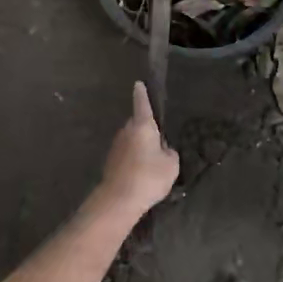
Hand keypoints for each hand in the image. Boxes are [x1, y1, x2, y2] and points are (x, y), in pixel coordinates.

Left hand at [98, 82, 178, 212]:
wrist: (119, 198)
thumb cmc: (149, 176)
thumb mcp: (171, 165)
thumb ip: (170, 152)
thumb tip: (163, 149)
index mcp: (142, 125)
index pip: (142, 103)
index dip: (142, 93)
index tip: (139, 84)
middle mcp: (126, 130)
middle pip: (138, 124)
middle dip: (147, 130)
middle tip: (160, 145)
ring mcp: (116, 145)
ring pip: (132, 139)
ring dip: (140, 146)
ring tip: (153, 164)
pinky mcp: (111, 160)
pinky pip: (126, 153)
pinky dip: (134, 159)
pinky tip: (141, 174)